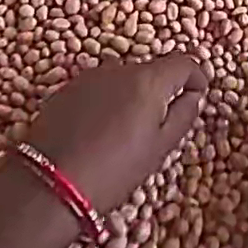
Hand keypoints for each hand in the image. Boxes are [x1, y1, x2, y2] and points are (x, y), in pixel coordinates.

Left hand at [23, 53, 206, 212]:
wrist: (48, 185)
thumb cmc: (114, 171)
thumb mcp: (159, 149)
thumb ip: (182, 115)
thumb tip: (193, 96)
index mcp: (148, 81)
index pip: (183, 62)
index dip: (196, 76)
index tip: (198, 94)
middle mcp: (119, 68)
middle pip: (151, 71)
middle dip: (161, 91)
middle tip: (160, 126)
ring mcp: (90, 76)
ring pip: (123, 79)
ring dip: (132, 96)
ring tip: (126, 134)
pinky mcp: (66, 89)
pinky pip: (99, 88)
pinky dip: (107, 102)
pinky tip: (99, 133)